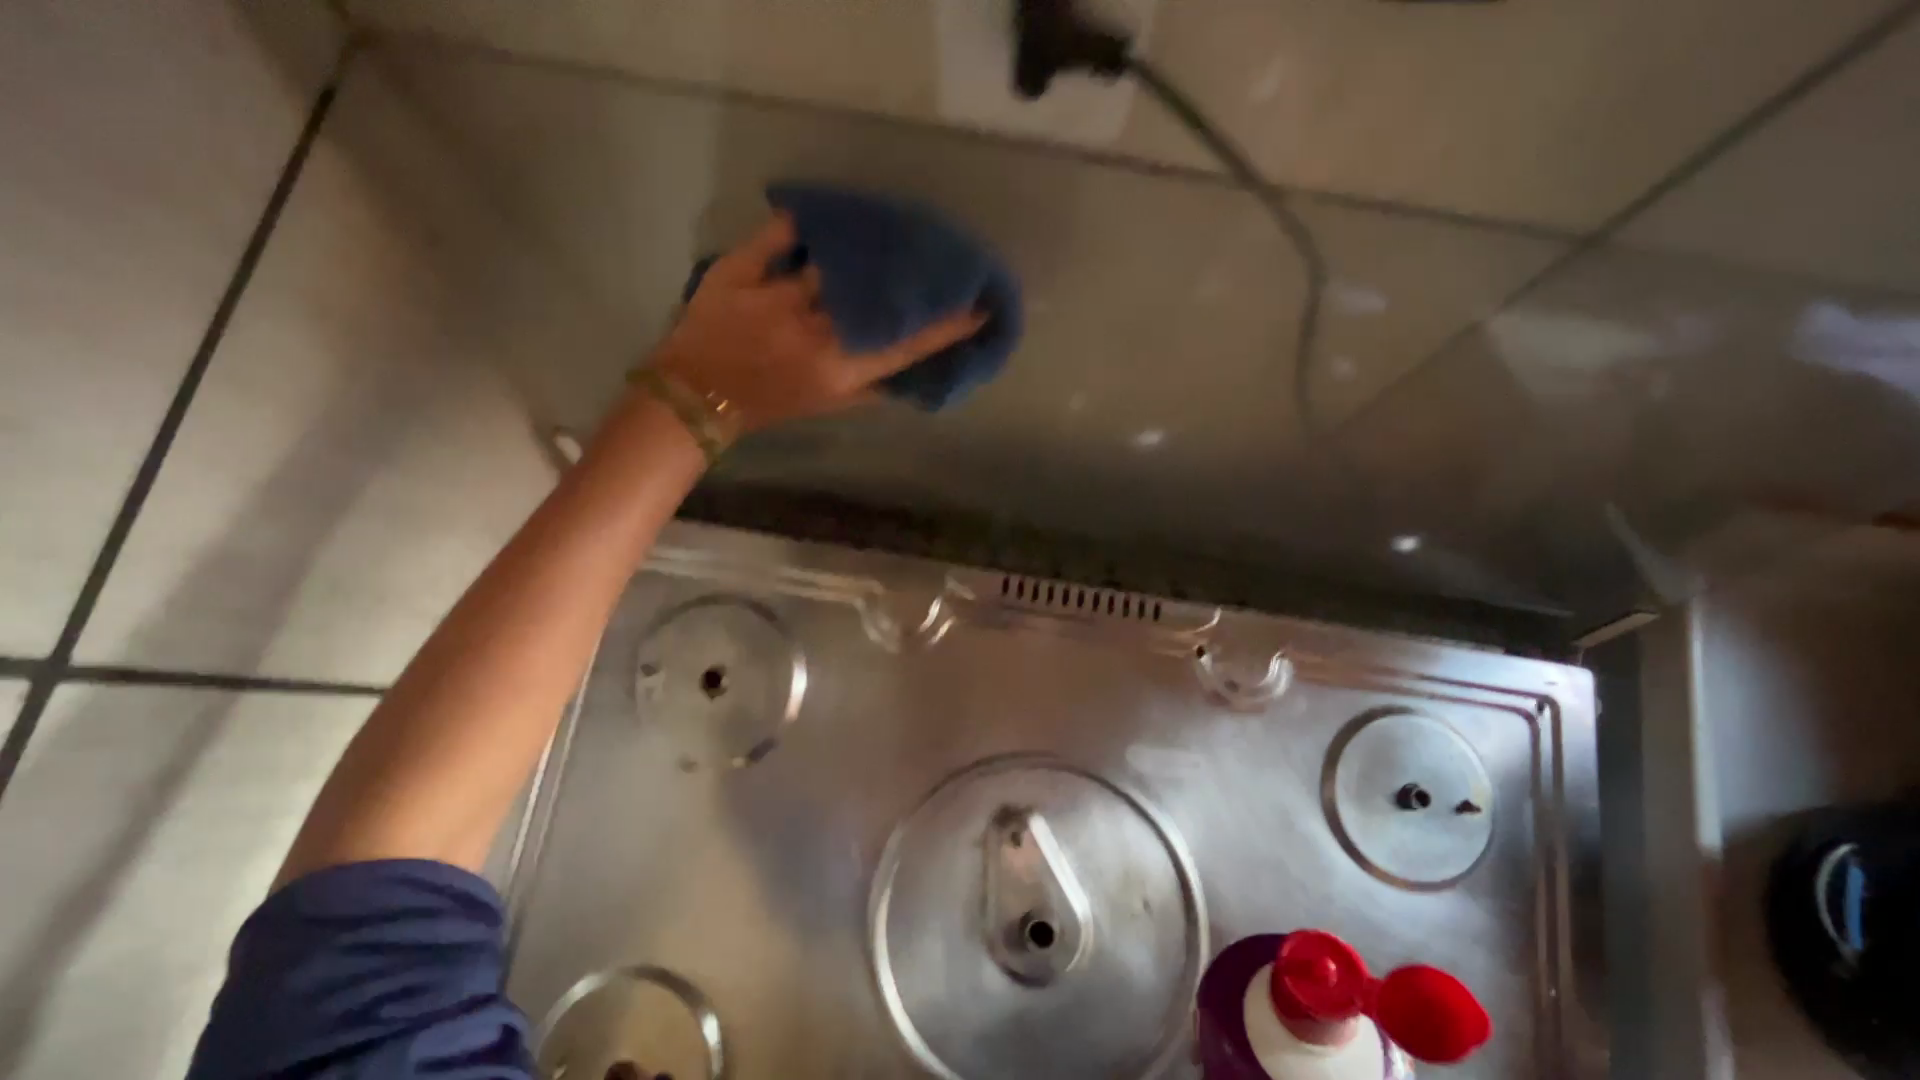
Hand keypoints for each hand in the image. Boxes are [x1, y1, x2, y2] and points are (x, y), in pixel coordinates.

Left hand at [650, 215, 986, 432]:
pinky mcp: (740, 272)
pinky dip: (805, 221)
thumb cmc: (769, 404)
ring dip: (867, 244)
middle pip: (872, 292)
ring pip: (833, 260)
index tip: (980, 307)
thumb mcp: (827, 405)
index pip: (904, 343)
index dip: (945, 325)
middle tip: (942, 253)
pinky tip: (827, 214)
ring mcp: (774, 299)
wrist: (696, 395)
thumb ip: (872, 387)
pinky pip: (780, 234)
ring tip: (893, 229)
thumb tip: (917, 368)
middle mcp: (812, 333)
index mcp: (836, 369)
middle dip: (912, 273)